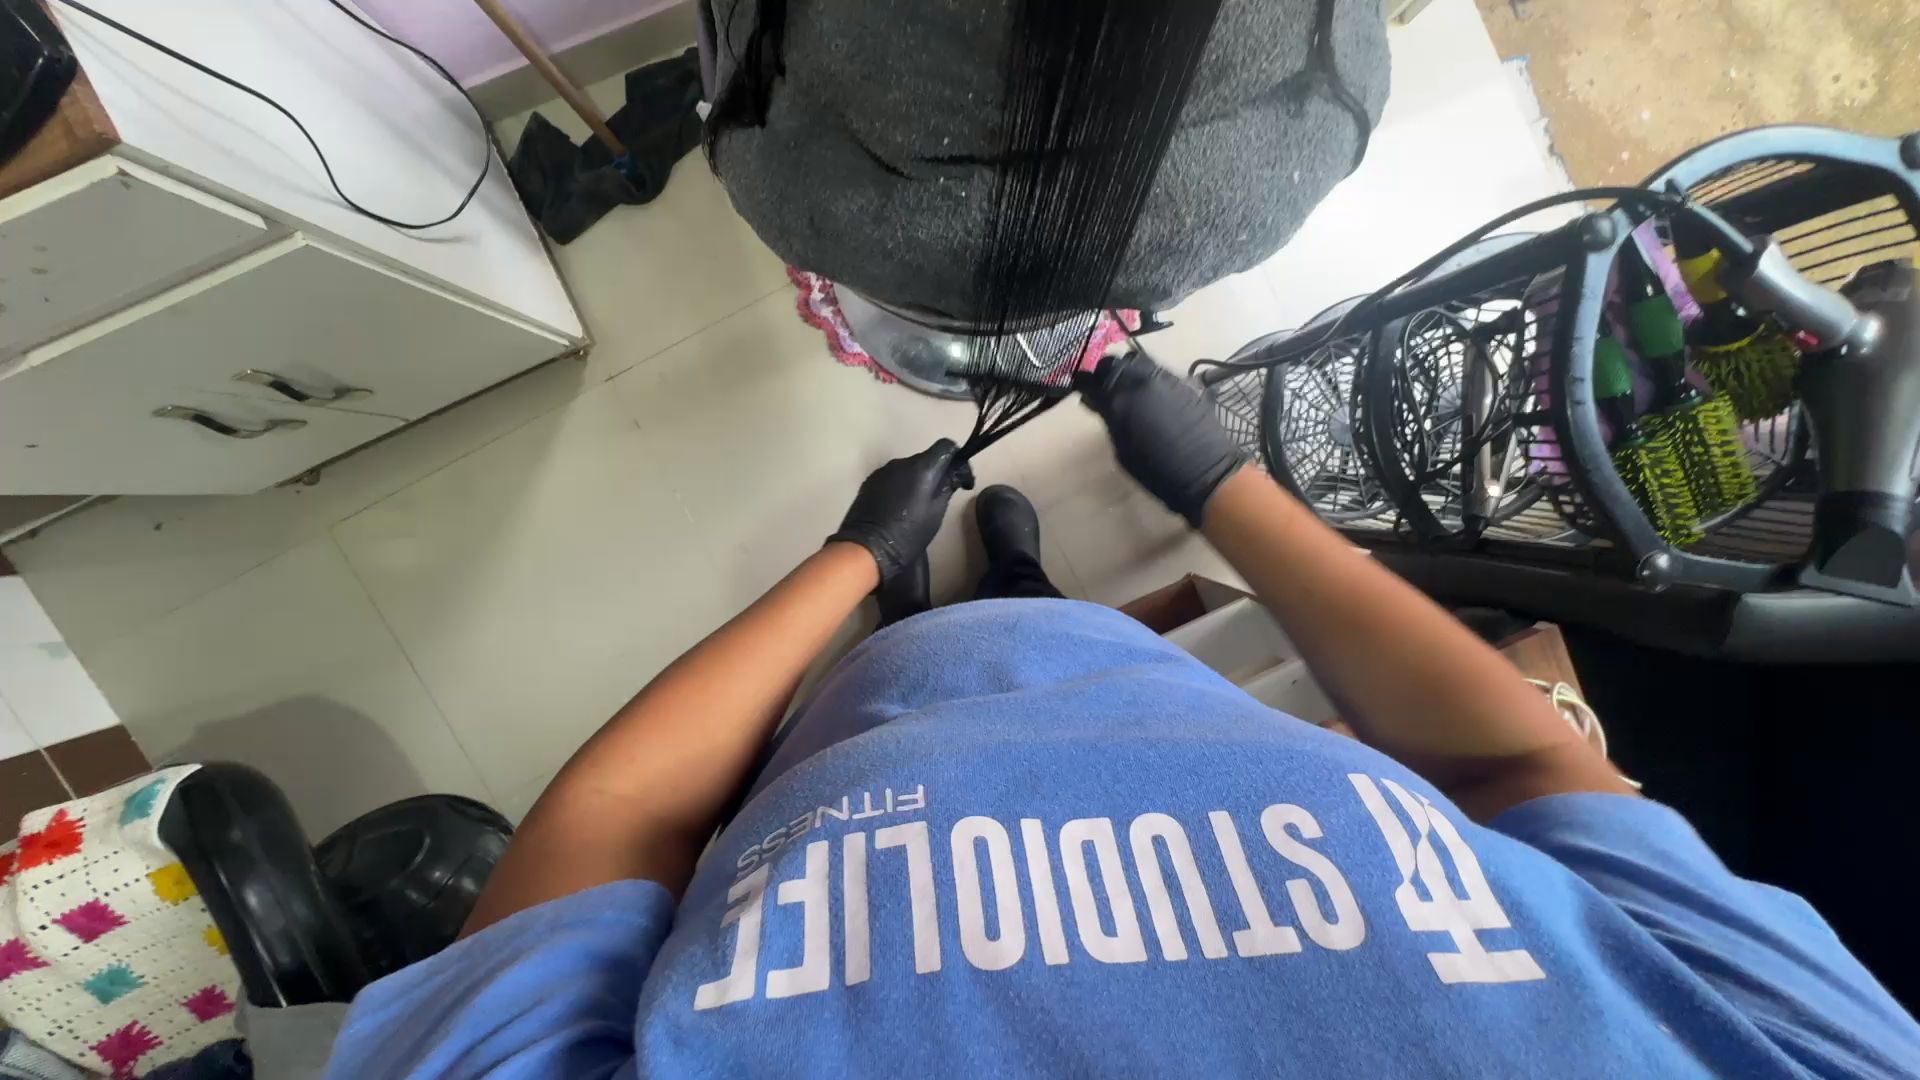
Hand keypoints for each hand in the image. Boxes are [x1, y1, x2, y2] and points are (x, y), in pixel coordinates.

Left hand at [828, 439, 974, 585]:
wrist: (867, 548)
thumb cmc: (908, 534)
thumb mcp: (936, 514)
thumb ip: (946, 488)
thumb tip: (953, 475)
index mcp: (922, 467)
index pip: (945, 446)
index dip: (956, 457)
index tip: (959, 476)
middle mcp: (901, 462)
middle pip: (926, 458)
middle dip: (936, 473)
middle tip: (941, 495)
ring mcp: (883, 471)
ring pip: (908, 468)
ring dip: (917, 480)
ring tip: (917, 504)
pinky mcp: (869, 481)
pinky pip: (892, 477)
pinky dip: (900, 485)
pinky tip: (899, 506)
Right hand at [1076, 352, 1248, 525]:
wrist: (1205, 471)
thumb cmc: (1156, 470)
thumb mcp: (1121, 448)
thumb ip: (1109, 418)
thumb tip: (1097, 401)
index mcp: (1119, 398)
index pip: (1090, 379)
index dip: (1083, 384)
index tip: (1082, 391)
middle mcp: (1141, 379)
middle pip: (1114, 362)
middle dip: (1105, 374)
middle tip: (1104, 389)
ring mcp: (1165, 377)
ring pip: (1138, 362)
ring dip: (1129, 373)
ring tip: (1129, 391)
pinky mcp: (1185, 381)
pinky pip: (1159, 371)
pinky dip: (1149, 379)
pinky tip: (1152, 397)